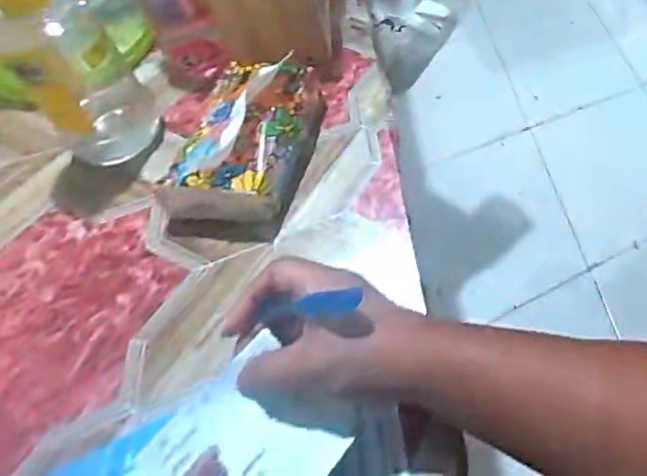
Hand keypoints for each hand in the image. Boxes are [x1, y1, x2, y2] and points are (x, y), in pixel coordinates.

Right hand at [222, 257, 420, 399]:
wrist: (414, 359)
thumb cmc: (358, 353)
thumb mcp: (300, 366)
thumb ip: (262, 370)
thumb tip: (246, 374)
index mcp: (323, 282)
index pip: (277, 272)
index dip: (247, 299)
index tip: (231, 335)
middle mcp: (336, 286)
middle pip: (288, 290)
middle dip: (259, 320)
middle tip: (242, 355)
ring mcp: (349, 304)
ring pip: (303, 311)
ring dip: (278, 337)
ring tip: (263, 370)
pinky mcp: (357, 325)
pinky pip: (318, 327)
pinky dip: (298, 345)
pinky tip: (292, 374)